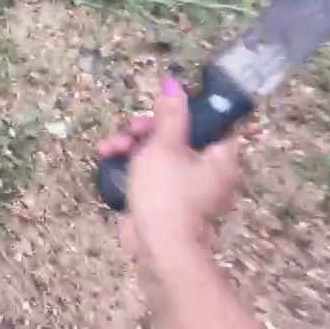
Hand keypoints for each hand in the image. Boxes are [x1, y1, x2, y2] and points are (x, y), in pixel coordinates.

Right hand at [97, 77, 243, 267]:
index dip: (184, 109)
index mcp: (219, 158)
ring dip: (130, 143)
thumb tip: (175, 82)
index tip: (160, 107)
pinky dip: (130, 162)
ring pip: (157, 149)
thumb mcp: (164, 144)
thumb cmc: (166, 191)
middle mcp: (208, 170)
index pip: (210, 121)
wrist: (158, 246)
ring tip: (110, 148)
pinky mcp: (165, 196)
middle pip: (177, 133)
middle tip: (131, 130)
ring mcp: (186, 185)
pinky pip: (149, 168)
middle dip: (145, 128)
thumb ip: (169, 113)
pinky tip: (110, 159)